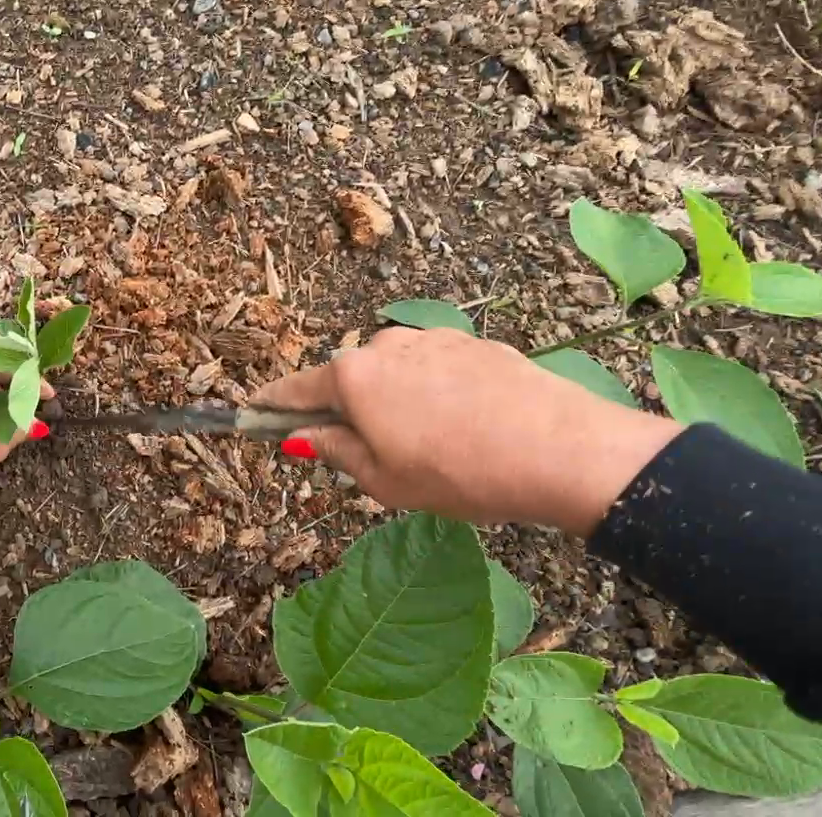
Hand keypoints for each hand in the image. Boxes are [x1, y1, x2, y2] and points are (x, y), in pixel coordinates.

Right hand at [251, 327, 683, 535]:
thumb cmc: (458, 473)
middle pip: (349, 379)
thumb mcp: (383, 481)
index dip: (271, 404)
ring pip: (395, 371)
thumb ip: (335, 452)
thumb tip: (303, 438)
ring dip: (397, 399)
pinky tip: (467, 424)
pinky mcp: (476, 343)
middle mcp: (384, 345)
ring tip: (433, 442)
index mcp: (352, 376)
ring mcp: (433, 340)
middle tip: (372, 450)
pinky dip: (437, 391)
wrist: (568, 453)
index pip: (295, 390)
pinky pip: (438, 368)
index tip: (253, 411)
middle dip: (349, 408)